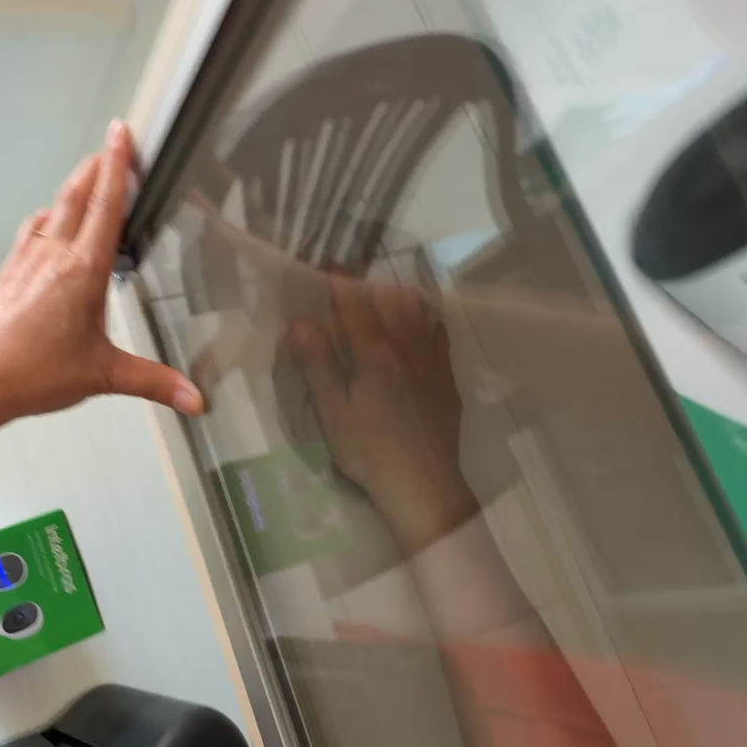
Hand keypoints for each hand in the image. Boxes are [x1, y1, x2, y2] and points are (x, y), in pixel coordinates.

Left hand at [0, 121, 204, 423]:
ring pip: (53, 208)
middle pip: (76, 194)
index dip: (117, 164)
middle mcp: (53, 254)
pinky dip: (48, 218)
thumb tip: (194, 399)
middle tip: (112, 147)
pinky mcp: (9, 272)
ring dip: (73, 188)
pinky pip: (32, 231)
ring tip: (87, 181)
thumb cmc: (33, 373)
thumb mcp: (104, 374)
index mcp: (83, 270)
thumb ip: (154, 382)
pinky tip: (50, 228)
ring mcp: (26, 260)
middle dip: (97, 166)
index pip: (105, 204)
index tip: (121, 133)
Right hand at [285, 272, 477, 553]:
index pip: (354, 306)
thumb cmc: (369, 451)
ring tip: (387, 281)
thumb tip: (300, 322)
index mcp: (373, 354)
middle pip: (388, 302)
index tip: (329, 261)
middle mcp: (405, 348)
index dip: (340, 282)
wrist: (423, 484)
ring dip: (400, 293)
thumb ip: (318, 364)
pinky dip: (430, 319)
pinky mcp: (446, 380)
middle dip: (369, 281)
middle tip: (353, 268)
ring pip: (418, 314)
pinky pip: (440, 337)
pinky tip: (426, 316)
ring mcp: (430, 363)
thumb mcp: (333, 412)